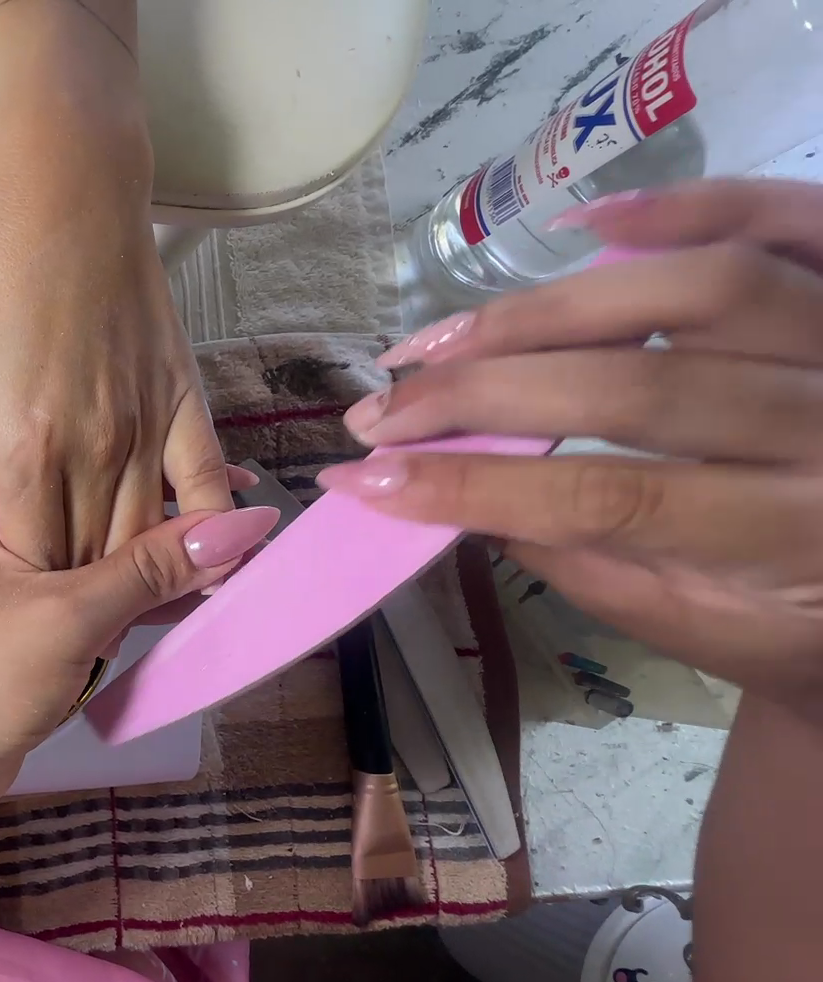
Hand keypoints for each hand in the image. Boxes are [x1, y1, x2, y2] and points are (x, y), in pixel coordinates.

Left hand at [0, 0, 230, 571]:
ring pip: (148, 529)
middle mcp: (93, 449)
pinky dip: (210, 523)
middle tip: (68, 617)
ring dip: (136, 575)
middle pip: (92, 554)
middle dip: (78, 595)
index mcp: (24, 448)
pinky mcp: (184, 394)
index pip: (36, 558)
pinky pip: (207, 475)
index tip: (22, 612)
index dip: (31, 593)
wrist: (66, 185)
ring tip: (125, 606)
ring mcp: (146, 424)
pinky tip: (214, 559)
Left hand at [0, 471, 275, 778]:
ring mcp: (11, 582)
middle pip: (96, 517)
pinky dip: (135, 603)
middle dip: (166, 530)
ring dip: (158, 570)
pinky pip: (90, 599)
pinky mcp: (27, 624)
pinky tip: (192, 598)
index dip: (159, 485)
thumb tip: (241, 524)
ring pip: (98, 562)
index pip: (84, 475)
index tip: (235, 492)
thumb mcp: (70, 616)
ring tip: (238, 563)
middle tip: (250, 533)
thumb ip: (150, 568)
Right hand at [321, 178, 822, 708]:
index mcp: (790, 536)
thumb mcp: (674, 618)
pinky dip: (692, 206)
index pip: (601, 498)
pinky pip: (798, 221)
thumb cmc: (781, 614)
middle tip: (375, 414)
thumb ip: (562, 550)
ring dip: (535, 314)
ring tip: (432, 344)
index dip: (465, 485)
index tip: (358, 477)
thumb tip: (431, 482)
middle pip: (633, 386)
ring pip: (699, 290)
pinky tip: (588, 220)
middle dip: (473, 396)